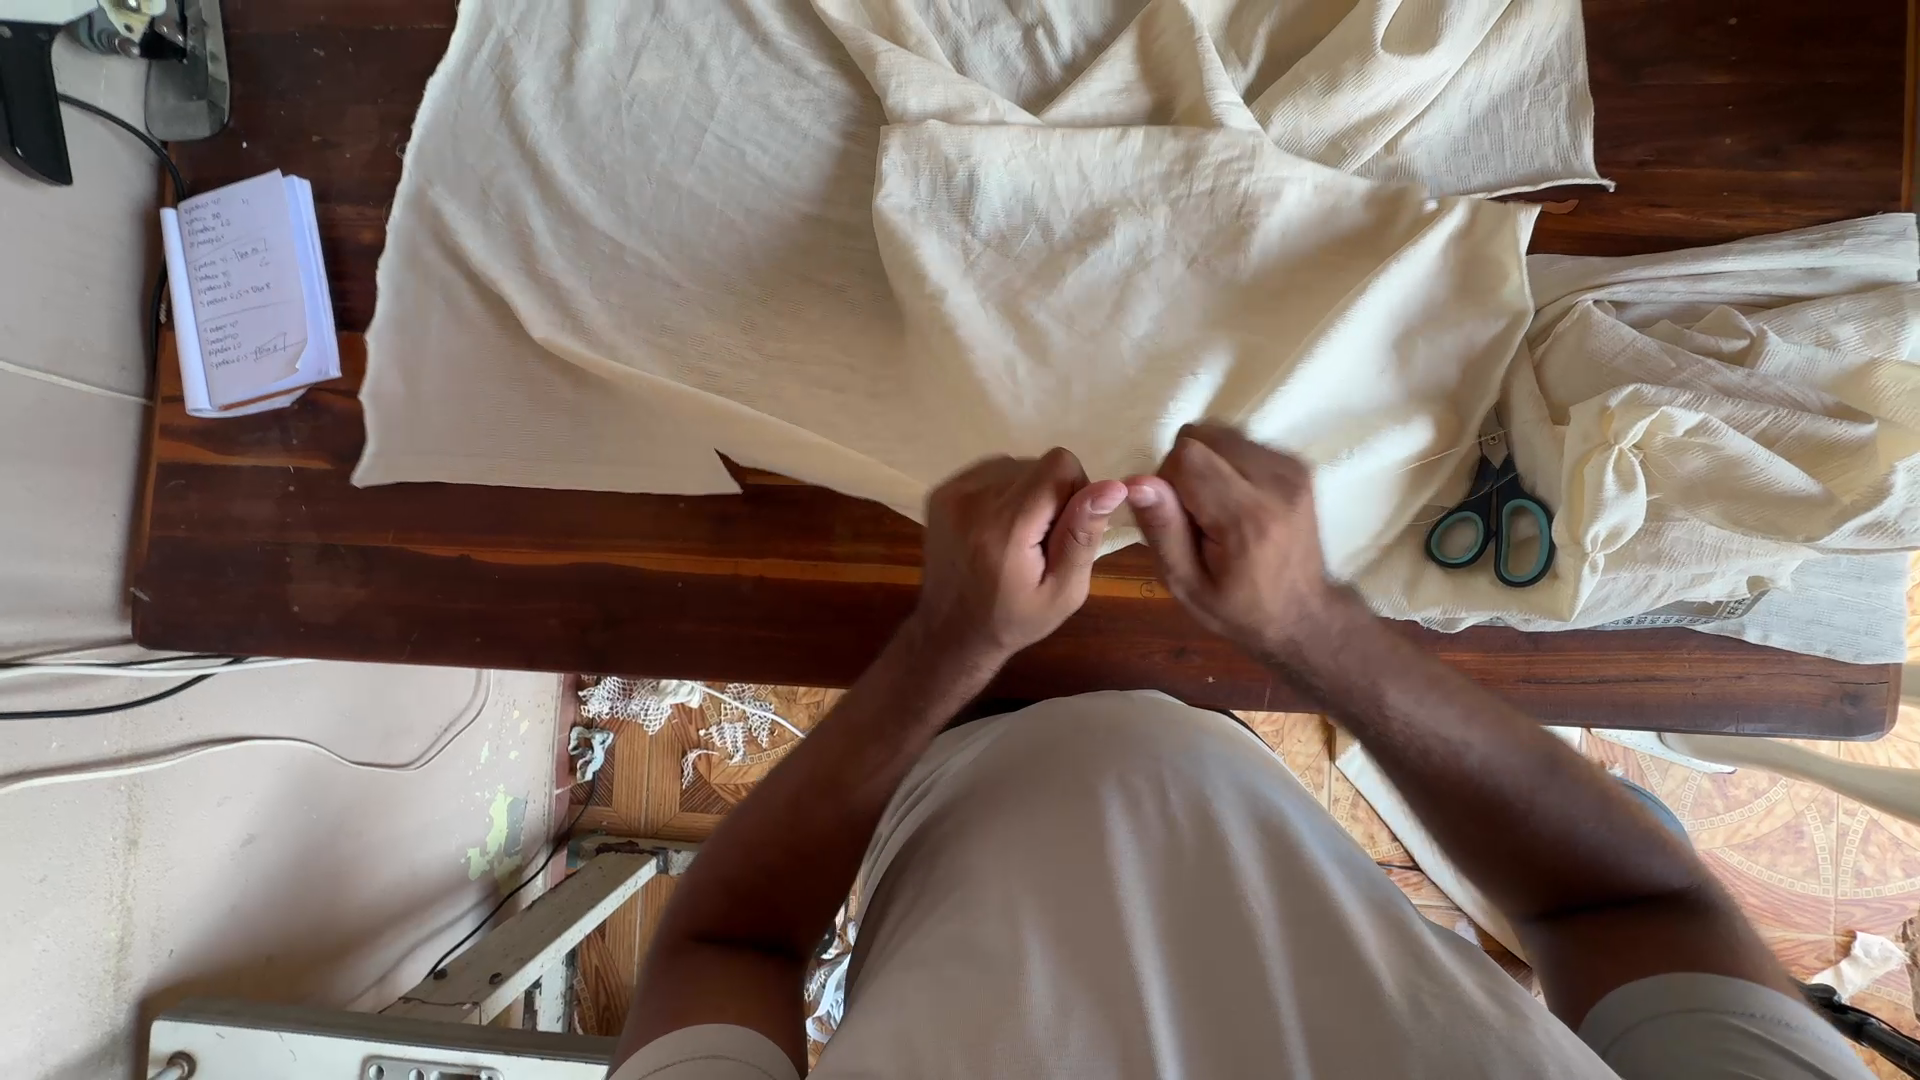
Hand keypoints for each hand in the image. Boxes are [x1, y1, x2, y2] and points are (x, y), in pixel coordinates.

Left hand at [910, 448, 1127, 663]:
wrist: (950, 630)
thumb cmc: (1014, 619)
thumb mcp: (1063, 592)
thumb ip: (1084, 536)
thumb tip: (1112, 487)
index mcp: (1004, 527)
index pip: (1059, 465)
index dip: (1075, 492)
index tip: (1066, 531)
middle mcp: (972, 499)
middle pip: (1038, 464)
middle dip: (1051, 496)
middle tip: (1040, 542)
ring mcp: (951, 492)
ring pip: (1017, 465)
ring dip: (1028, 494)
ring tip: (1017, 537)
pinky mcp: (941, 490)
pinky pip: (991, 471)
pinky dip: (1004, 493)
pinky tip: (997, 529)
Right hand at [1125, 423, 1345, 662]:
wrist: (1302, 613)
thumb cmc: (1237, 609)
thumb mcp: (1185, 584)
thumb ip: (1161, 529)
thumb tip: (1136, 482)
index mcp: (1249, 517)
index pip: (1187, 456)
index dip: (1166, 480)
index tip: (1175, 519)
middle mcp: (1277, 482)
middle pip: (1202, 436)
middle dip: (1183, 469)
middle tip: (1192, 515)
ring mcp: (1292, 468)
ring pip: (1219, 434)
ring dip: (1204, 465)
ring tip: (1214, 509)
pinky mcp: (1297, 463)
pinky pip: (1239, 442)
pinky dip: (1224, 464)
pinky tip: (1233, 501)